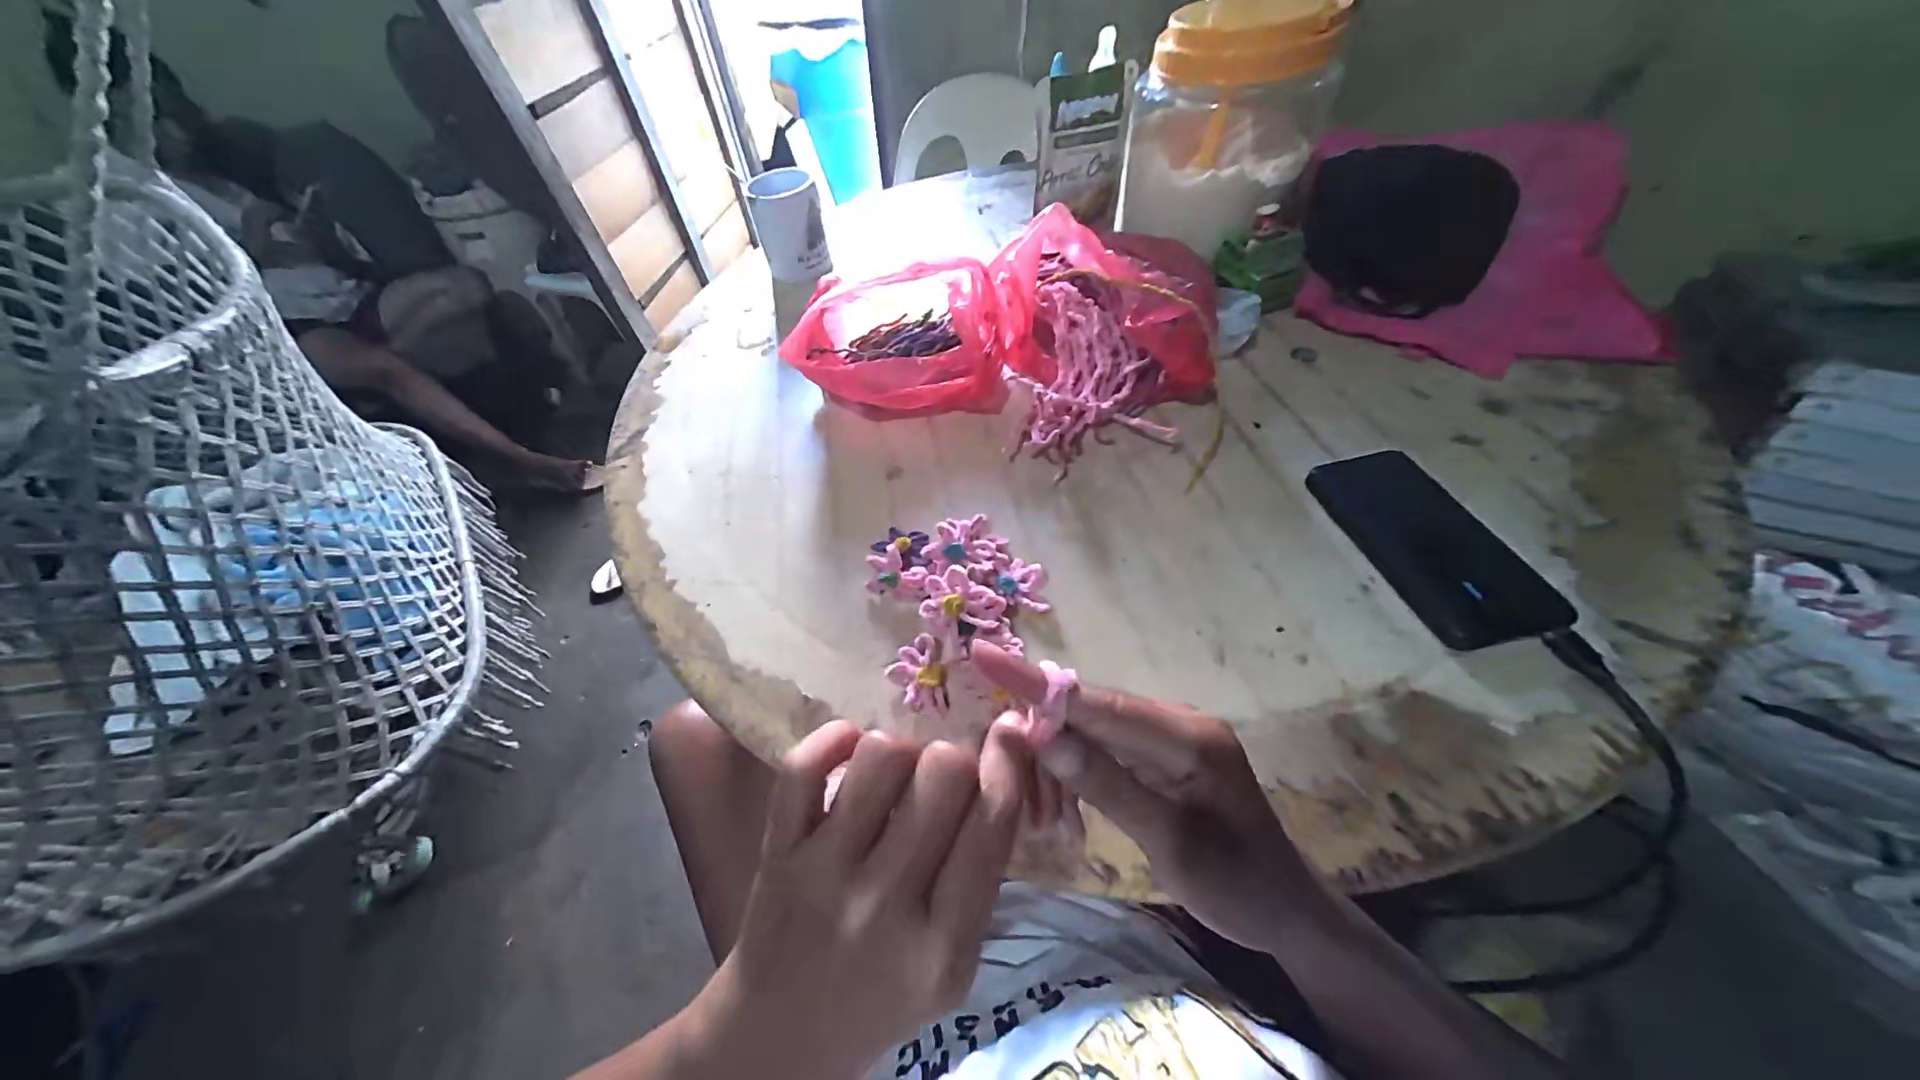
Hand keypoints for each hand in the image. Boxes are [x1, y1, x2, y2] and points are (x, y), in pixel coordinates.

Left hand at [696, 717, 1029, 1079]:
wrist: (782, 1038)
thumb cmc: (884, 995)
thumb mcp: (954, 962)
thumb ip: (980, 875)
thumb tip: (1000, 764)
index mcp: (943, 943)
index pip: (992, 820)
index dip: (1009, 763)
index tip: (1008, 735)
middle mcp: (884, 903)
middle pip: (943, 772)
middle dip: (953, 759)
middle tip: (941, 778)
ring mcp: (823, 872)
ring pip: (880, 754)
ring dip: (899, 750)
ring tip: (895, 776)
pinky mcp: (778, 851)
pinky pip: (805, 764)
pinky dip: (835, 740)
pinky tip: (851, 753)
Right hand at [972, 642, 1322, 951]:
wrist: (1287, 910)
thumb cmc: (1237, 885)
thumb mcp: (1170, 843)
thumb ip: (1107, 785)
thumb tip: (1043, 735)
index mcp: (1186, 737)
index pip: (1098, 703)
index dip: (1037, 682)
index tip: (985, 654)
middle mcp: (1175, 722)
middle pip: (1090, 714)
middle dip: (1044, 744)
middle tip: (1018, 793)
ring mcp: (1167, 736)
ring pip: (1091, 732)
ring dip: (1060, 768)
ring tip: (1046, 820)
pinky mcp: (1160, 754)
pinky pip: (1105, 749)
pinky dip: (1078, 775)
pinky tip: (1067, 811)